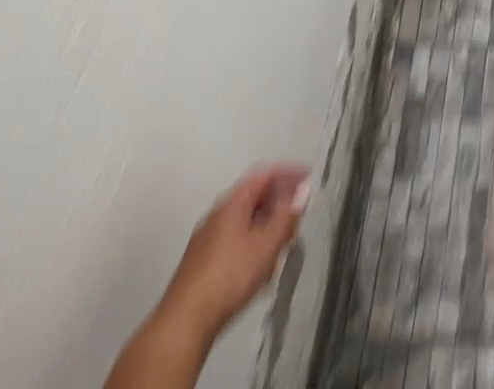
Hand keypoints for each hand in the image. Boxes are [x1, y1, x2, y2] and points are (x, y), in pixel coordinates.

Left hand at [152, 163, 311, 344]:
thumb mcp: (267, 245)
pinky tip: (262, 266)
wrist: (185, 321)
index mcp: (232, 206)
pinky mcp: (204, 259)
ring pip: (246, 220)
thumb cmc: (231, 276)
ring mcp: (208, 238)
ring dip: (269, 227)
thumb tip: (303, 189)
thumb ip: (287, 215)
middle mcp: (217, 216)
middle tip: (297, 222)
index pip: (264, 175)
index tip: (308, 179)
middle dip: (280, 205)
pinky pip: (237, 238)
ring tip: (282, 248)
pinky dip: (255, 242)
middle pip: (254, 197)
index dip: (288, 173)